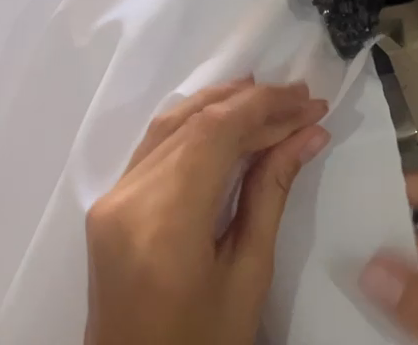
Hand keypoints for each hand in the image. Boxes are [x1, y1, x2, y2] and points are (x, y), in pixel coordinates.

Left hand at [85, 79, 330, 344]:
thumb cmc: (202, 344)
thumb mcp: (248, 275)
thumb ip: (271, 193)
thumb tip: (307, 134)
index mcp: (164, 222)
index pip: (217, 133)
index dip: (265, 108)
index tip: (309, 102)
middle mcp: (128, 198)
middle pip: (194, 123)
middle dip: (251, 104)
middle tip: (300, 99)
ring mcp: (111, 198)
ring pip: (170, 125)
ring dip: (221, 105)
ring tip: (269, 97)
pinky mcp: (108, 203)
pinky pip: (154, 145)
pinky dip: (193, 125)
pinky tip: (223, 119)